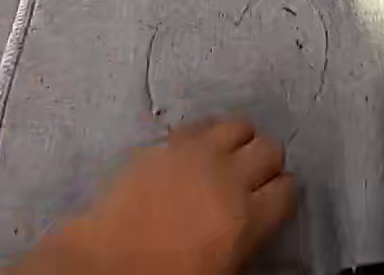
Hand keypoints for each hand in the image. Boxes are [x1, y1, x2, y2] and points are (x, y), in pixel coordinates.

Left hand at [9, 117, 296, 274]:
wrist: (95, 272)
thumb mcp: (219, 273)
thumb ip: (246, 240)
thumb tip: (257, 223)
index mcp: (244, 220)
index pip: (288, 190)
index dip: (282, 197)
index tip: (273, 203)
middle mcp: (230, 176)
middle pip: (272, 149)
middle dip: (267, 165)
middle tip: (252, 181)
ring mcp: (199, 152)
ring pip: (242, 125)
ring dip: (240, 143)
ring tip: (227, 160)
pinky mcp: (171, 140)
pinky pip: (205, 122)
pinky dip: (208, 135)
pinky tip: (197, 153)